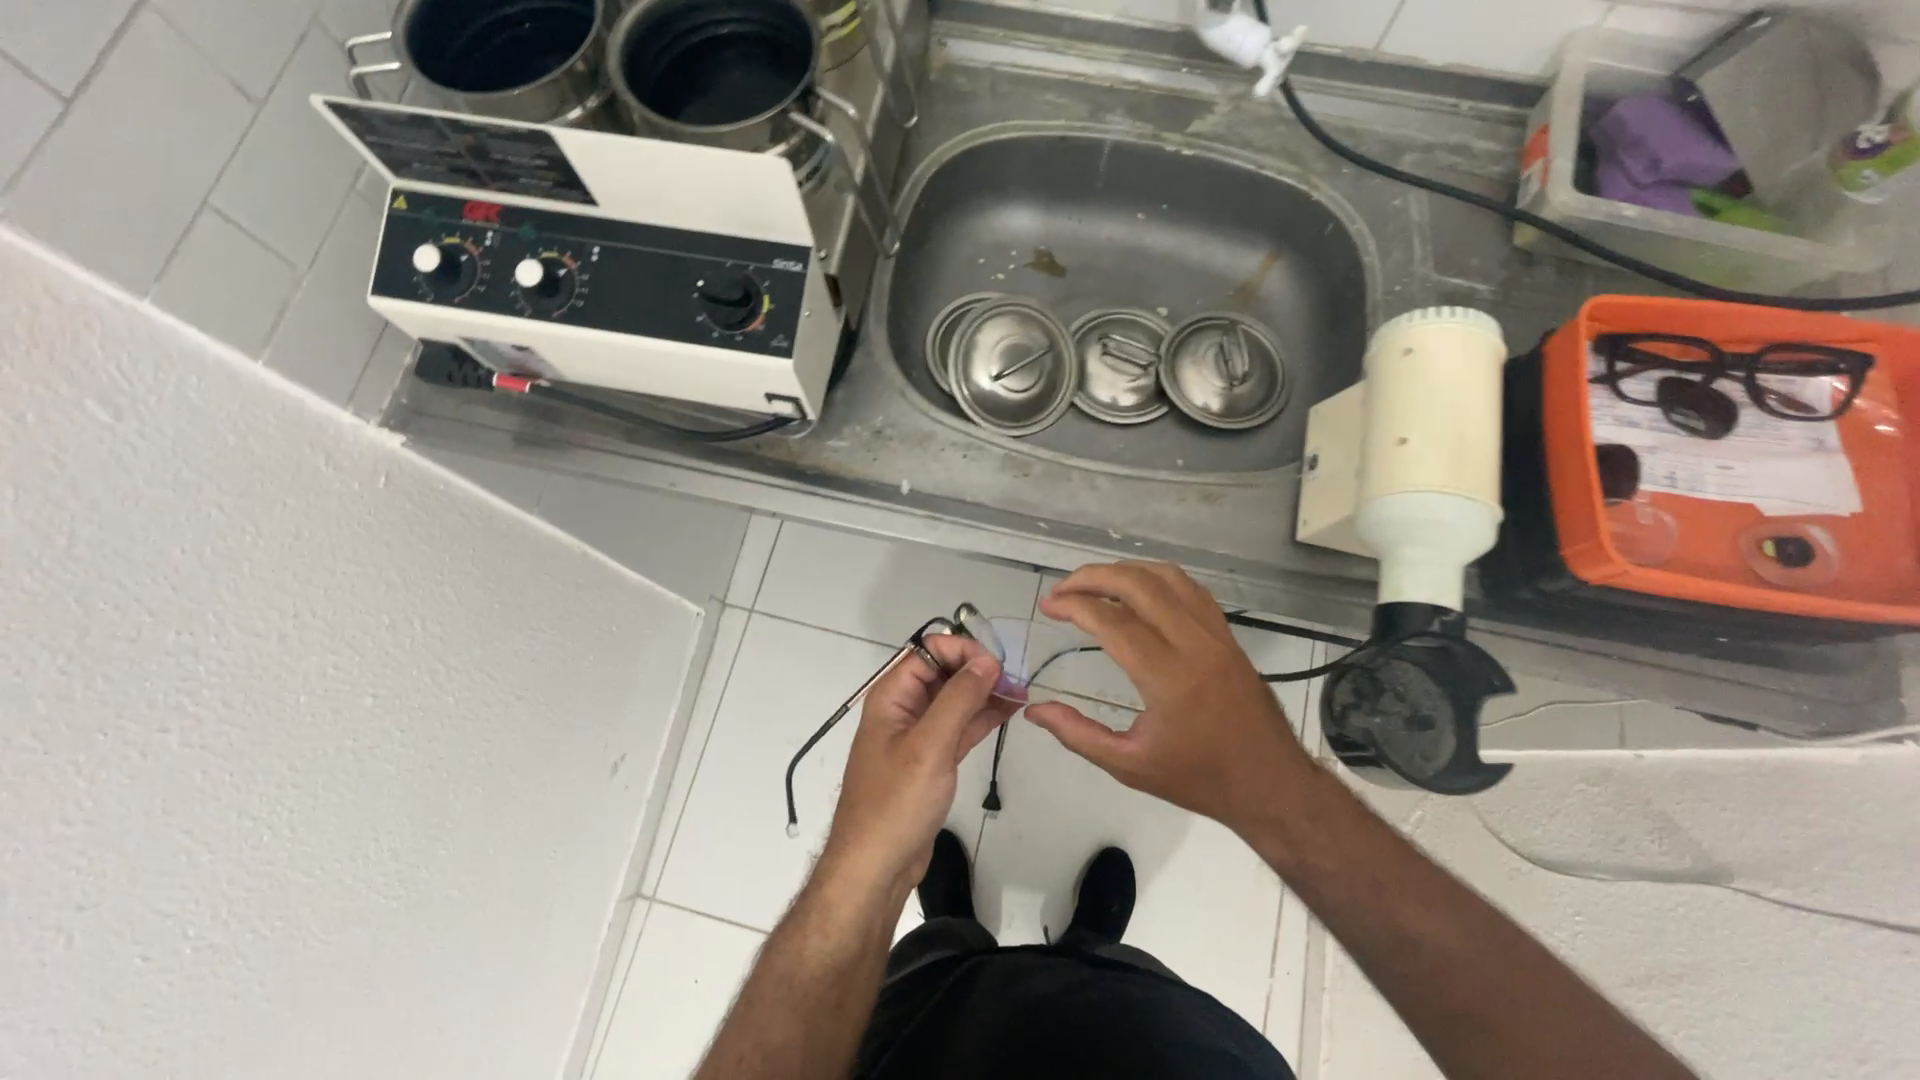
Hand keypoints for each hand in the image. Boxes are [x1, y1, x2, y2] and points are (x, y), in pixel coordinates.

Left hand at [820, 634, 1015, 897]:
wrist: (876, 865)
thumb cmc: (897, 802)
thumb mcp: (930, 745)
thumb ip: (959, 698)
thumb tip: (987, 660)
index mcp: (891, 696)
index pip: (929, 651)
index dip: (963, 650)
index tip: (998, 666)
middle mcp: (902, 709)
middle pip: (943, 672)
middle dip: (979, 670)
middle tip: (1017, 681)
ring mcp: (916, 735)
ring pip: (954, 700)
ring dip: (985, 693)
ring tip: (1021, 694)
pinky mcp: (931, 760)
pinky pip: (958, 727)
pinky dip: (981, 718)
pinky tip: (1007, 713)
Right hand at [1027, 561, 1315, 834]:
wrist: (1270, 782)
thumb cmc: (1198, 779)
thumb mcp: (1130, 766)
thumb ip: (1078, 735)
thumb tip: (1034, 711)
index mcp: (1168, 678)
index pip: (1113, 620)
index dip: (1074, 605)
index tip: (1049, 606)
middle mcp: (1194, 645)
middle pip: (1138, 584)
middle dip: (1092, 577)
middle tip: (1062, 591)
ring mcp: (1216, 635)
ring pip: (1167, 577)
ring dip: (1125, 571)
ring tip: (1093, 585)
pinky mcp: (1227, 635)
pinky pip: (1191, 589)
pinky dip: (1157, 579)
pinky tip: (1138, 592)